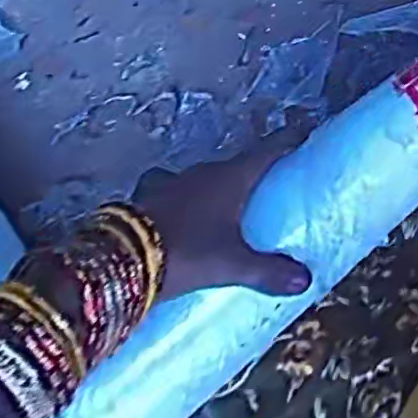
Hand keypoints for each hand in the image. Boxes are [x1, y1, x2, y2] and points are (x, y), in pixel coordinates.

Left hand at [132, 127, 314, 299]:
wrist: (111, 265)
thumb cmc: (183, 251)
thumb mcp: (229, 265)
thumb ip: (268, 271)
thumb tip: (307, 281)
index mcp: (234, 175)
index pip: (272, 147)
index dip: (291, 139)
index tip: (307, 136)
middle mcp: (205, 171)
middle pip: (237, 163)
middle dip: (252, 171)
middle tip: (267, 187)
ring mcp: (171, 183)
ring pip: (201, 176)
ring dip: (212, 186)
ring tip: (219, 207)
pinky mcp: (143, 200)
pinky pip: (168, 191)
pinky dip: (176, 200)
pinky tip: (173, 217)